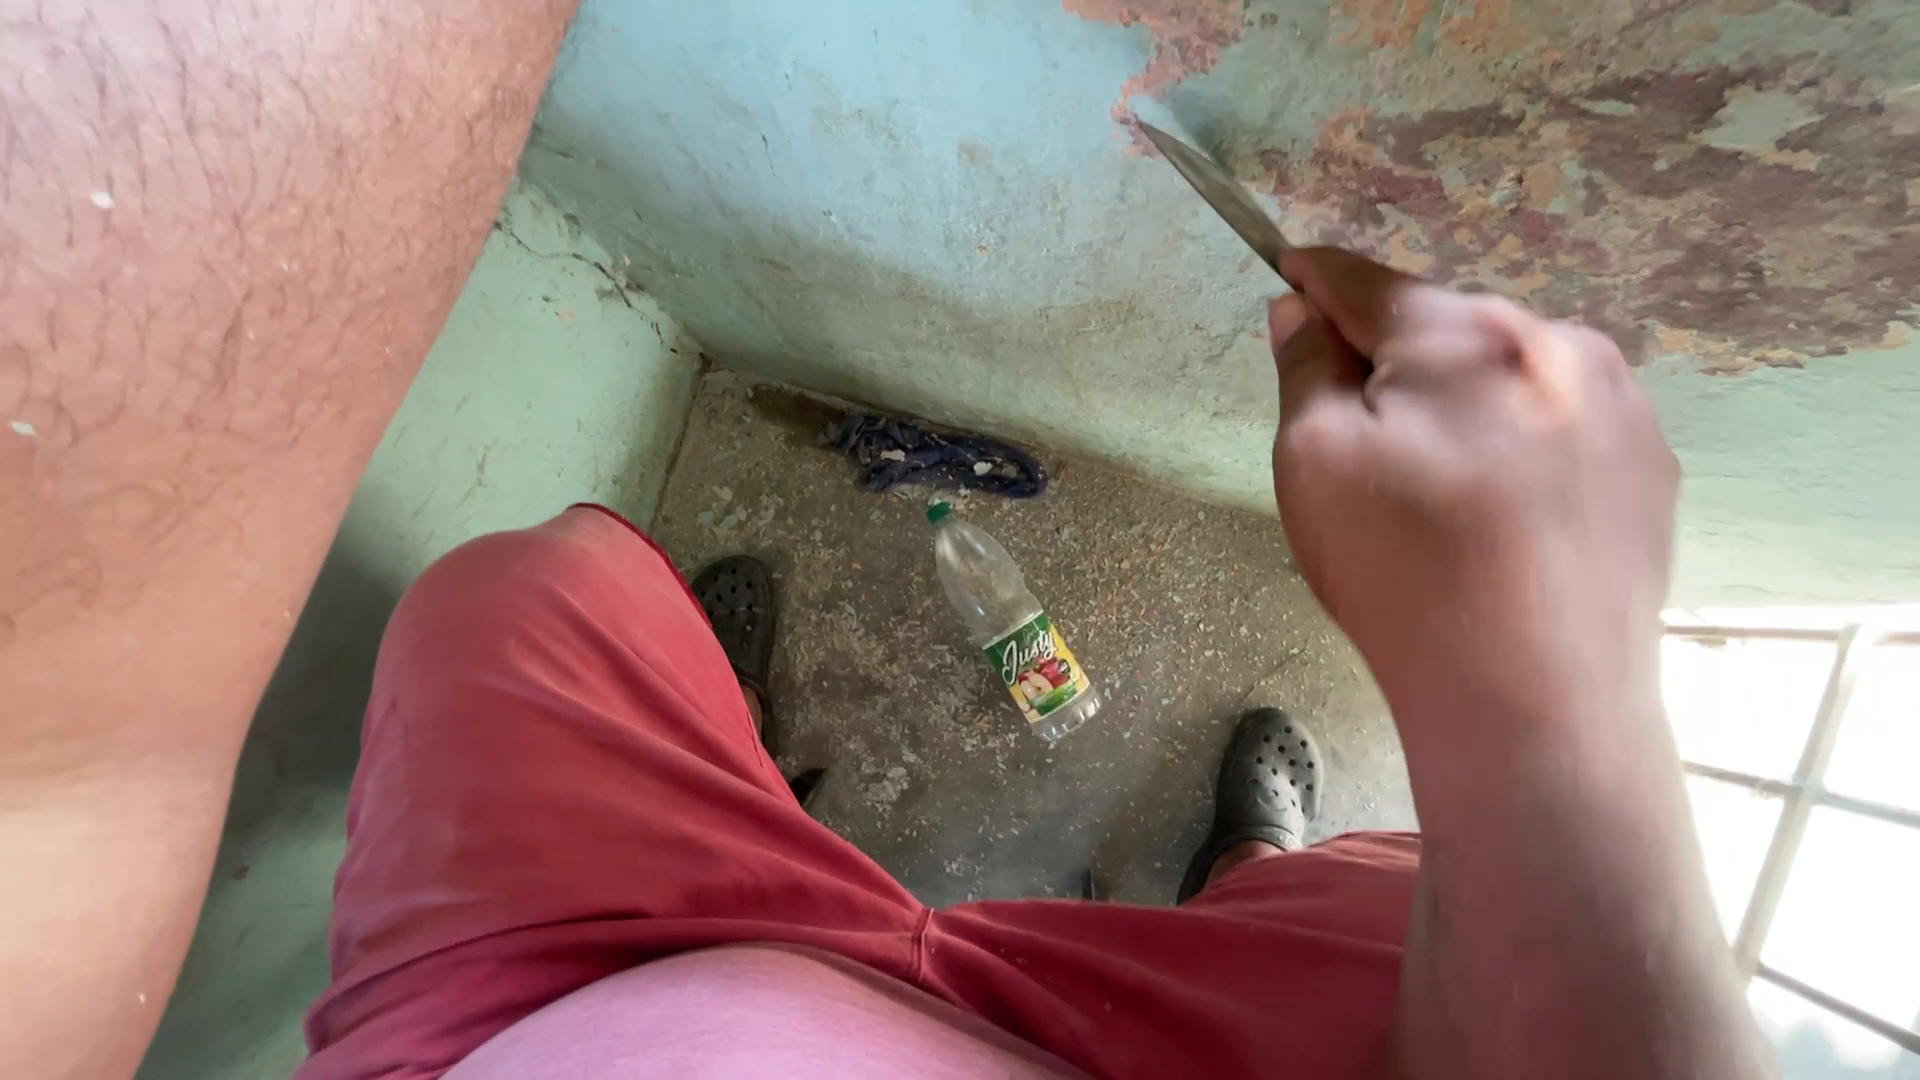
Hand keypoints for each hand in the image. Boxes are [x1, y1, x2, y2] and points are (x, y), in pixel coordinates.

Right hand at [1269, 248, 1677, 719]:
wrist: (1529, 692)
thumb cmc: (1395, 563)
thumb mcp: (1312, 458)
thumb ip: (1305, 368)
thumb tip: (1300, 307)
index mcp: (1465, 334)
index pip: (1365, 280)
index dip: (1314, 277)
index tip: (1287, 273)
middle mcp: (1560, 341)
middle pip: (1439, 327)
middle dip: (1385, 356)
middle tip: (1350, 432)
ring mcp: (1621, 402)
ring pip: (1502, 372)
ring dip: (1450, 397)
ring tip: (1427, 484)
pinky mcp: (1649, 464)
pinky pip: (1552, 420)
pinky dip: (1505, 438)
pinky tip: (1490, 509)